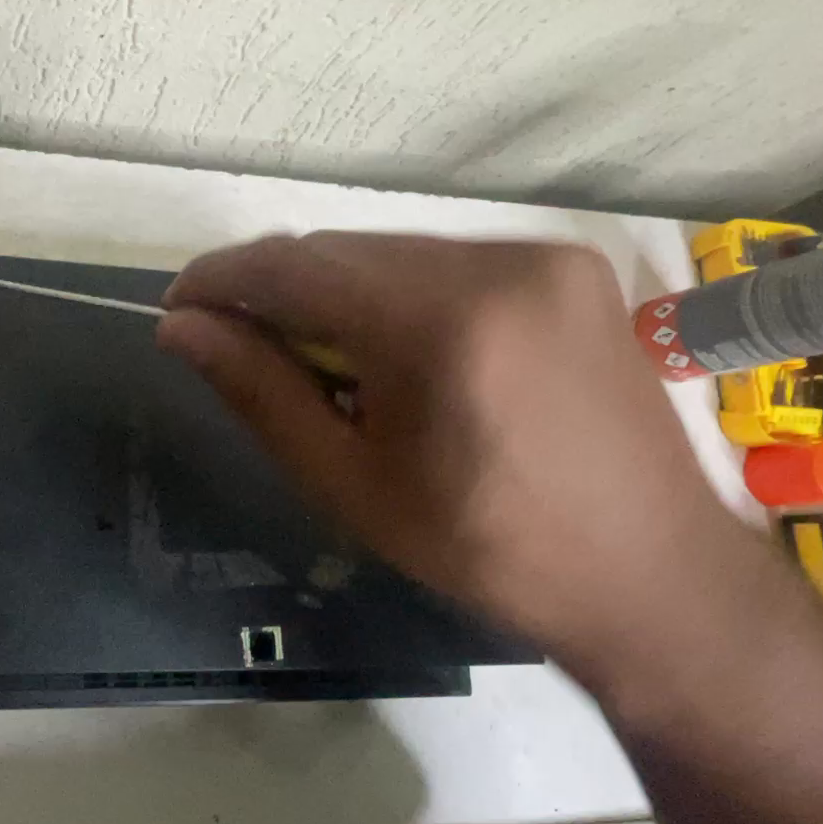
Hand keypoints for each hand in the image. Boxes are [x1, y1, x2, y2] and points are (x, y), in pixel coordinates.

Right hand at [156, 232, 744, 664]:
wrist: (648, 572)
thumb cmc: (477, 544)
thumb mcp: (343, 478)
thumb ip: (257, 389)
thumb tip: (179, 329)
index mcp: (439, 323)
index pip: (294, 267)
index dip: (219, 279)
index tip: (174, 308)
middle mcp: (497, 263)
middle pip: (338, 250)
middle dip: (269, 288)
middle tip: (230, 344)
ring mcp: (543, 258)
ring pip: (385, 252)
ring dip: (325, 293)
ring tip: (309, 362)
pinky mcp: (566, 268)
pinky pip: (438, 262)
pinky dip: (384, 294)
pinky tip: (381, 352)